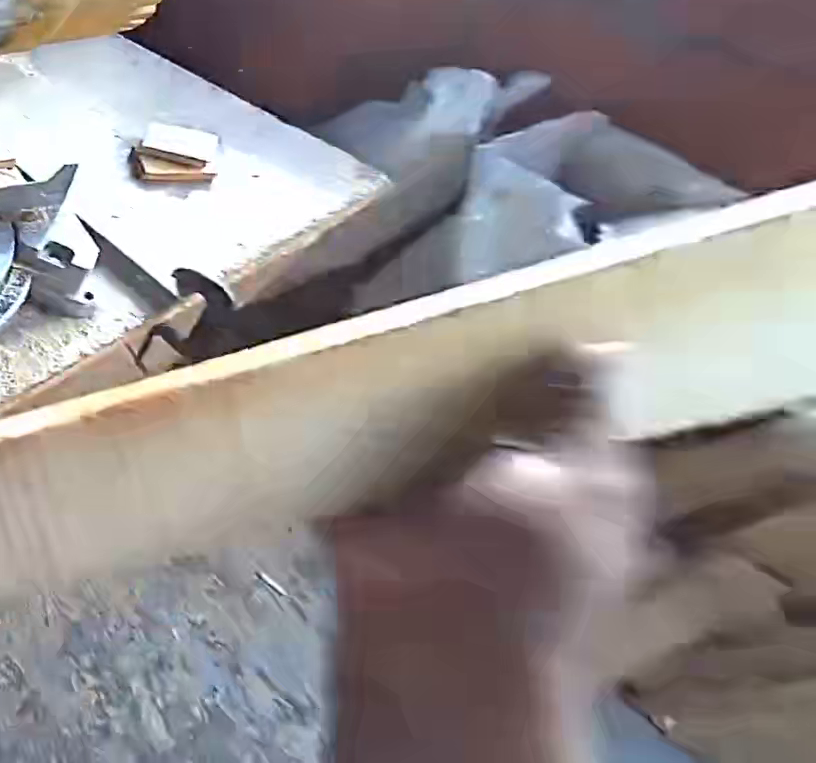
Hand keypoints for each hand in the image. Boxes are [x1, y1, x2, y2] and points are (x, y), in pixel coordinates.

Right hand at [328, 351, 653, 762]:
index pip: (562, 406)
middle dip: (451, 365)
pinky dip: (344, 413)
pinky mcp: (366, 485)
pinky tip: (327, 371)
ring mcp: (427, 482)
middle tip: (418, 307)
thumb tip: (600, 346)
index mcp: (567, 476)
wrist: (421, 620)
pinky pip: (355, 439)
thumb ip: (572, 416)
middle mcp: (498, 475)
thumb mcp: (567, 479)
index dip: (540, 361)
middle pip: (478, 405)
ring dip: (392, 386)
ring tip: (365, 326)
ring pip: (412, 418)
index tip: (503, 310)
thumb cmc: (515, 557)